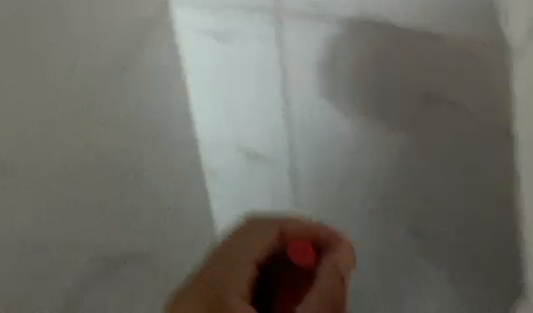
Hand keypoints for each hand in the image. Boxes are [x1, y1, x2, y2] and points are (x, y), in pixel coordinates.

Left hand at [166, 215, 355, 312]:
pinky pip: (230, 292)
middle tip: (331, 271)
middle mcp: (189, 289)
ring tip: (314, 291)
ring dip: (282, 274)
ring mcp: (186, 307)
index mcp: (209, 283)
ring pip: (240, 270)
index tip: (342, 248)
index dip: (307, 229)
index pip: (262, 228)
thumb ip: (322, 293)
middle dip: (297, 253)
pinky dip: (263, 292)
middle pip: (251, 247)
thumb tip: (345, 254)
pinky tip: (287, 306)